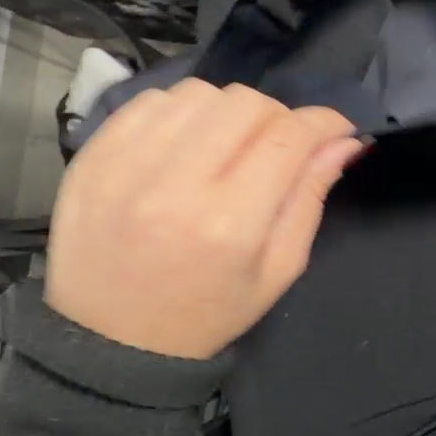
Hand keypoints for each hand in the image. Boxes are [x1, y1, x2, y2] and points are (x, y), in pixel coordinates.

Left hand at [44, 79, 363, 358]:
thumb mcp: (279, 269)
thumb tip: (342, 142)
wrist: (111, 341)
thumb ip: (310, 198)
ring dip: (228, 111)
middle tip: (279, 145)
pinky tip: (186, 143)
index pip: (290, 137)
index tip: (336, 128)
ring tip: (228, 144)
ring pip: (200, 93)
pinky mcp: (93, 157)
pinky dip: (181, 112)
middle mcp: (177, 184)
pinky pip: (151, 101)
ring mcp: (126, 166)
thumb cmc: (209, 311)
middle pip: (247, 104)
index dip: (324, 122)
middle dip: (278, 117)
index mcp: (231, 222)